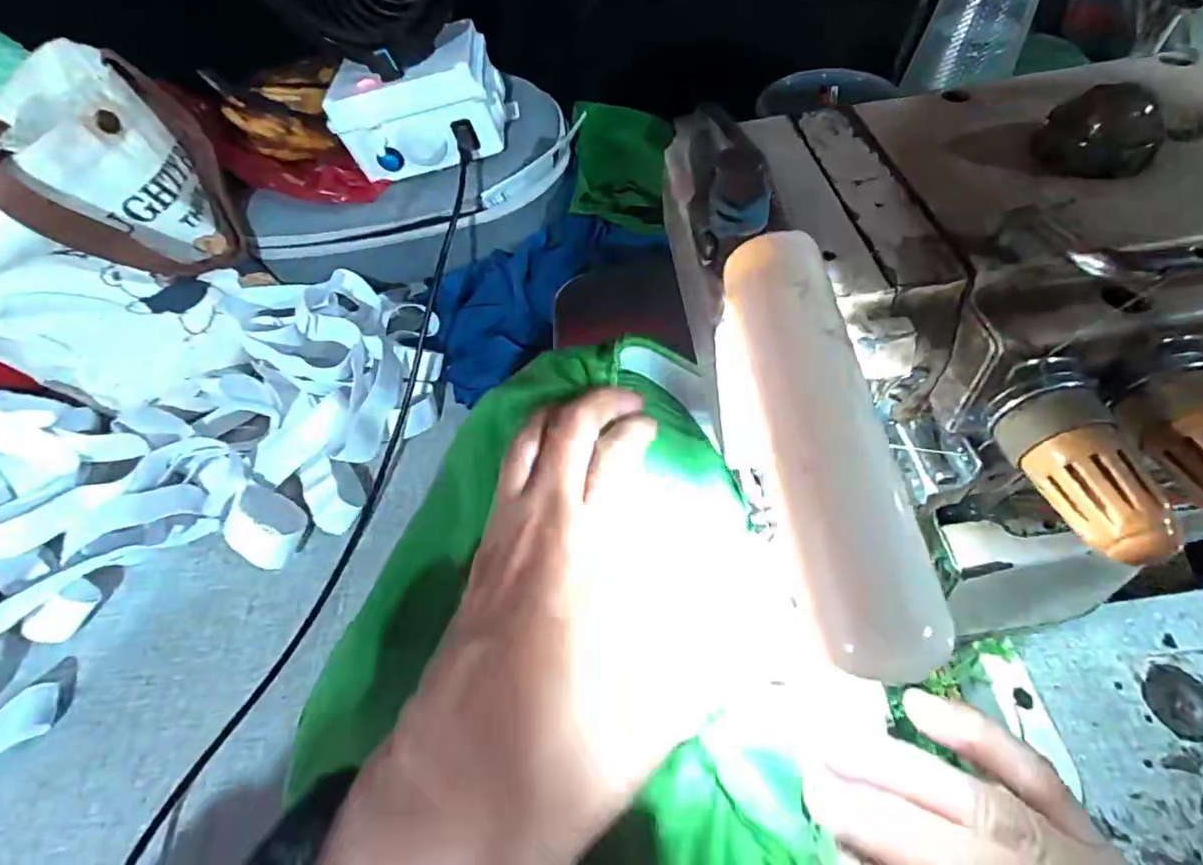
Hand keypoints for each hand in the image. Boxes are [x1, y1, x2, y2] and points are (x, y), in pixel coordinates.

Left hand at [325, 388, 756, 863]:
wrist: (446, 801)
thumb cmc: (551, 754)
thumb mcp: (646, 723)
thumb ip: (703, 667)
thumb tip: (757, 638)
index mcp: (582, 557)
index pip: (610, 458)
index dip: (635, 430)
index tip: (655, 428)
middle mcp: (536, 533)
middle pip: (561, 431)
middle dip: (598, 401)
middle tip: (630, 401)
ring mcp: (497, 543)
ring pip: (521, 445)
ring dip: (558, 417)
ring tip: (589, 413)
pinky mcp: (475, 562)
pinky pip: (503, 477)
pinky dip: (529, 448)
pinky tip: (549, 463)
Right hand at [806, 689, 1126, 864]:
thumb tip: (849, 855)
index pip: (942, 859)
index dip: (879, 834)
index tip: (822, 809)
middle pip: (963, 825)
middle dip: (882, 800)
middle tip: (817, 772)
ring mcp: (1071, 845)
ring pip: (986, 797)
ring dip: (910, 765)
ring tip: (848, 741)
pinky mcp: (1080, 824)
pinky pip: (1030, 771)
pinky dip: (974, 734)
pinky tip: (922, 706)